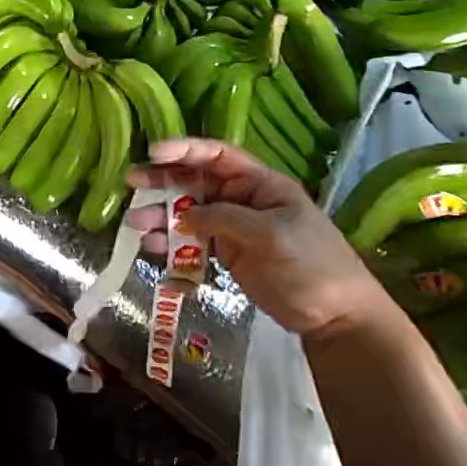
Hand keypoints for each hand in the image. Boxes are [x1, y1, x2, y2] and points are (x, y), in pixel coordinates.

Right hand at [127, 138, 389, 339]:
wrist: (335, 315)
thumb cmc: (312, 264)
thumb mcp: (272, 235)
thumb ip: (226, 219)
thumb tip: (184, 215)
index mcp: (260, 183)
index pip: (219, 157)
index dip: (186, 150)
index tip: (154, 152)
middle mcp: (243, 200)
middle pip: (197, 183)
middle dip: (164, 182)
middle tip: (131, 183)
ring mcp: (234, 229)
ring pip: (190, 214)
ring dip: (162, 218)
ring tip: (135, 226)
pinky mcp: (228, 255)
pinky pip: (193, 244)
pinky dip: (173, 247)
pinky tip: (152, 251)